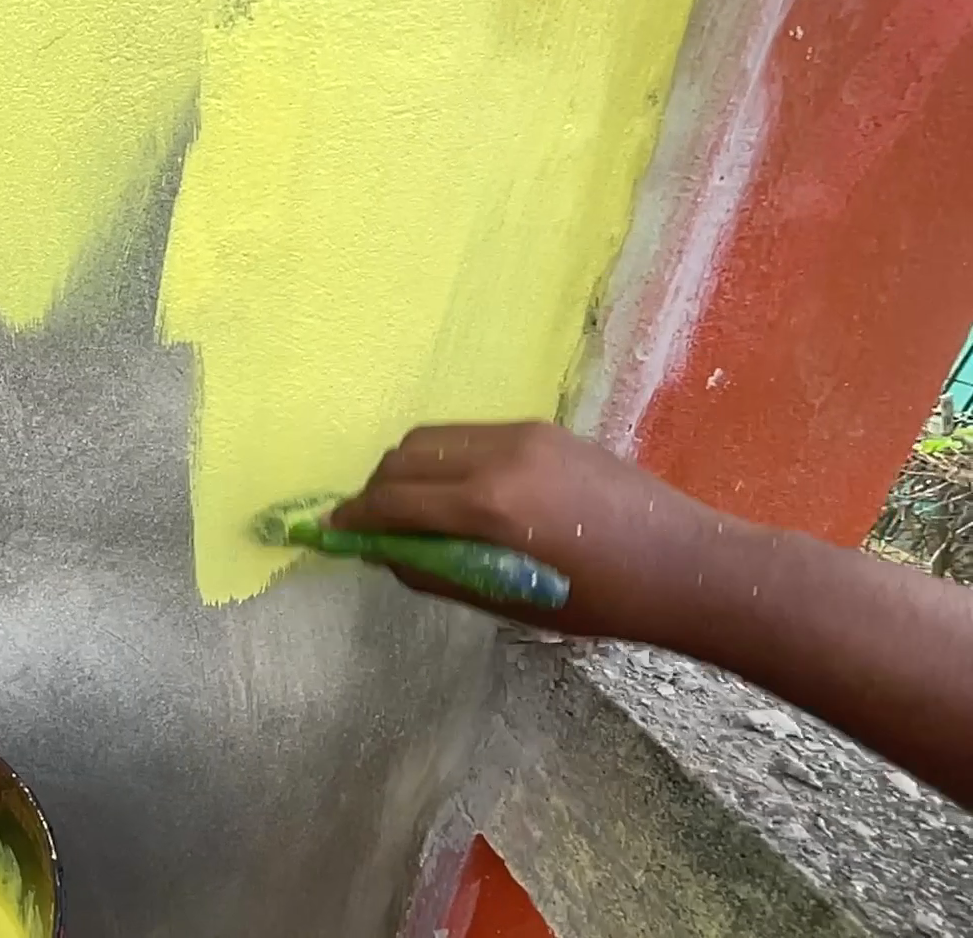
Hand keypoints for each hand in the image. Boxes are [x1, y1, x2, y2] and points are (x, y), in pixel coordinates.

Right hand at [324, 421, 732, 642]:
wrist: (696, 566)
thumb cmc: (602, 603)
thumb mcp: (507, 602)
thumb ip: (432, 570)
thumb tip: (379, 551)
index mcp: (491, 509)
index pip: (393, 501)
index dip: (355, 515)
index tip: (333, 527)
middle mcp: (498, 458)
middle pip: (400, 458)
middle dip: (374, 488)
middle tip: (374, 519)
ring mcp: (520, 434)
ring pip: (427, 438)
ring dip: (405, 469)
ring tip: (413, 501)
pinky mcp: (538, 427)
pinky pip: (465, 435)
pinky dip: (442, 459)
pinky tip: (459, 488)